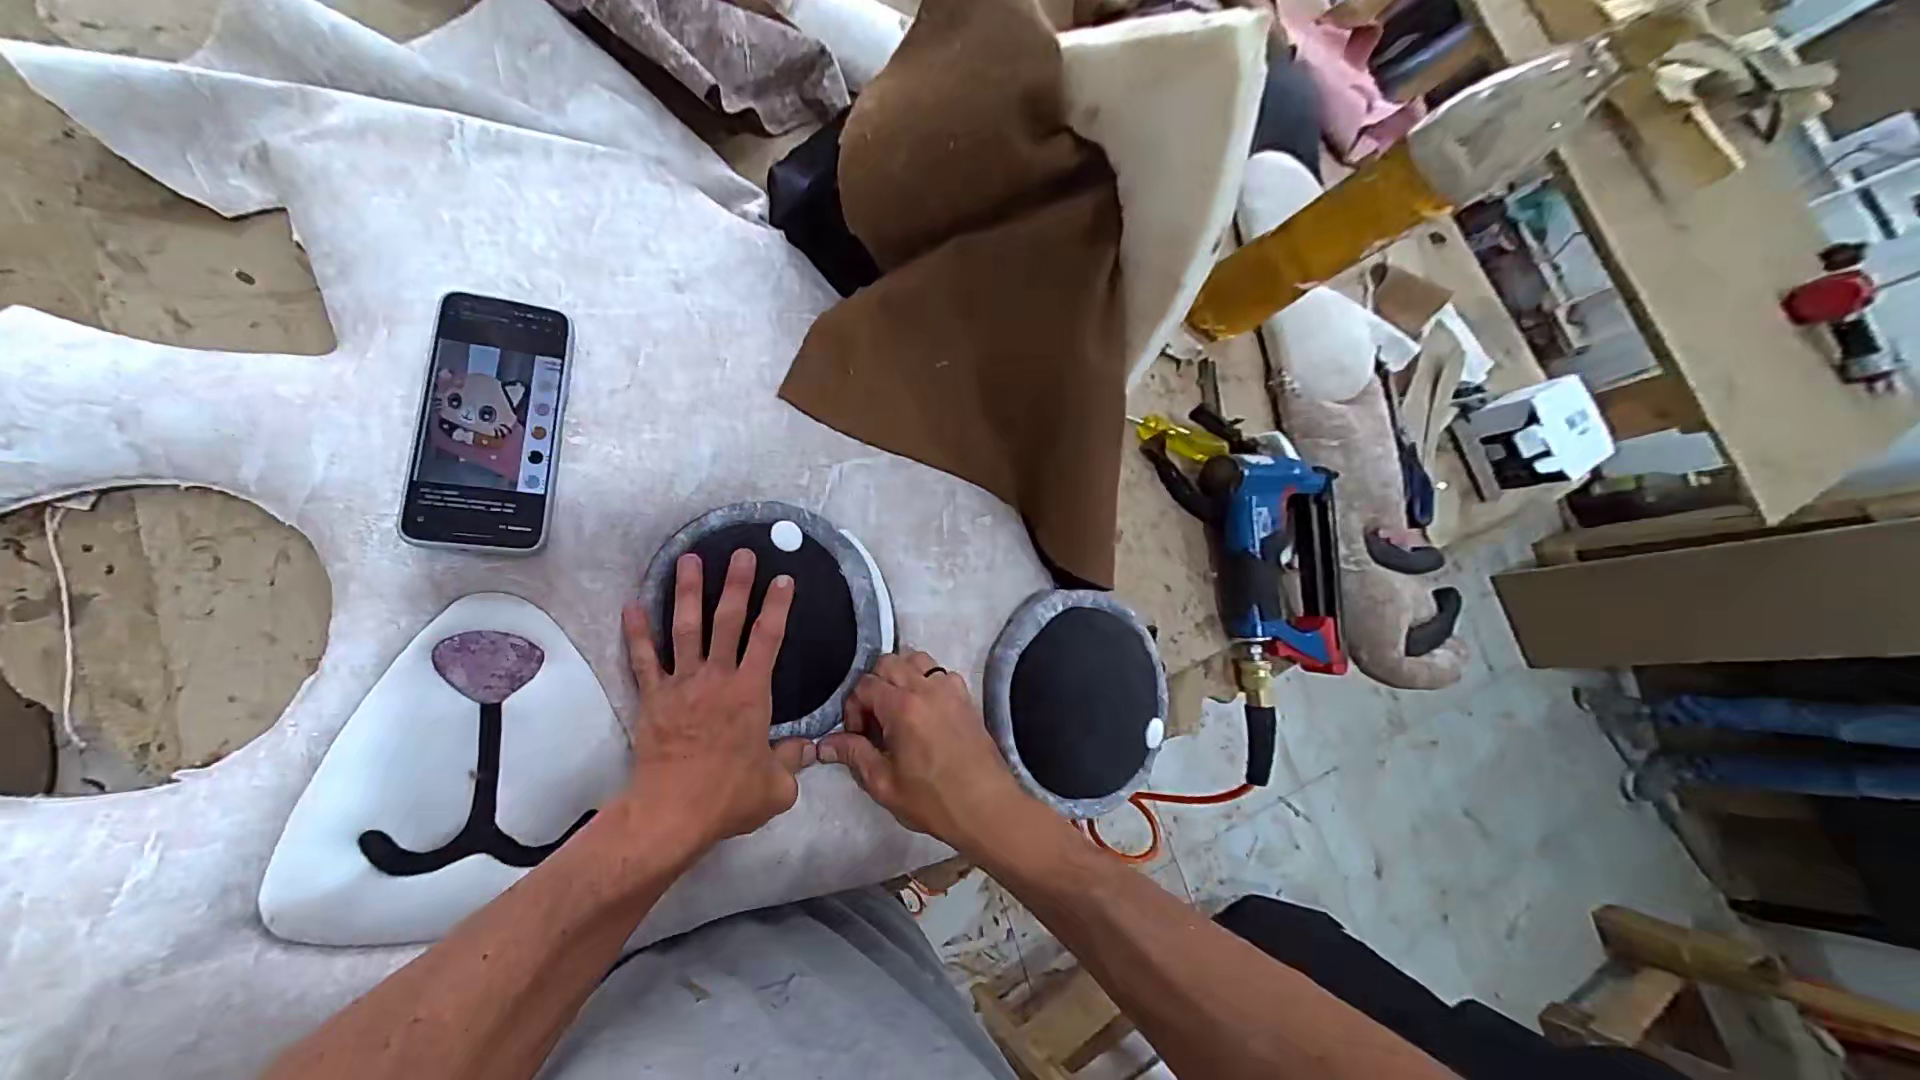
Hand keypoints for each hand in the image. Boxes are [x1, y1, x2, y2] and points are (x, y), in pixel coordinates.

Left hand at [620, 550, 814, 851]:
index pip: (768, 639)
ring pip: (685, 628)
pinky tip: (632, 605)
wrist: (672, 812)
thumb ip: (793, 761)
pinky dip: (637, 632)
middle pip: (727, 621)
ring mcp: (682, 684)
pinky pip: (643, 659)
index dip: (778, 606)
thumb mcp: (777, 786)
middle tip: (742, 554)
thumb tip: (807, 748)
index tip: (784, 580)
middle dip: (737, 584)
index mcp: (752, 693)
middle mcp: (717, 678)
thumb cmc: (729, 796)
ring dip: (687, 592)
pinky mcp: (653, 698)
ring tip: (688, 560)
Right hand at [818, 651, 1042, 857]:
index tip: (858, 735)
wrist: (987, 807)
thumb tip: (826, 743)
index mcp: (903, 707)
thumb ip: (854, 755)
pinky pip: (940, 673)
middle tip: (874, 721)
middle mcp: (927, 688)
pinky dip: (926, 681)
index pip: (865, 685)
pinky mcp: (966, 697)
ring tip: (897, 710)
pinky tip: (924, 712)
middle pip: (888, 662)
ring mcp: (950, 689)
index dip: (853, 708)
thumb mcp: (884, 784)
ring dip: (900, 677)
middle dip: (873, 686)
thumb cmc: (934, 801)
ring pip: (916, 660)